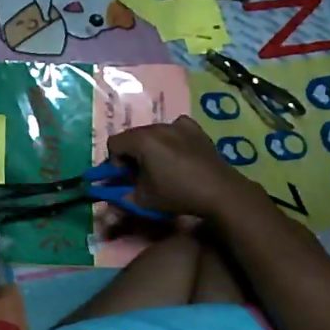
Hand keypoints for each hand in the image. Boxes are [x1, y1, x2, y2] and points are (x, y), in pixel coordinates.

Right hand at [107, 116, 255, 220]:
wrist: (220, 192)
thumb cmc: (178, 194)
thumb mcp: (144, 200)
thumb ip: (121, 197)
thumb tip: (109, 204)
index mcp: (141, 140)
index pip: (114, 143)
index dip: (115, 162)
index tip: (126, 178)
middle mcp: (158, 126)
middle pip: (133, 136)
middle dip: (132, 154)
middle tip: (142, 175)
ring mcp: (179, 125)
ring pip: (153, 132)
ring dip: (151, 147)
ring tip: (163, 167)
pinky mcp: (196, 129)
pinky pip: (175, 129)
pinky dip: (172, 139)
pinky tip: (179, 155)